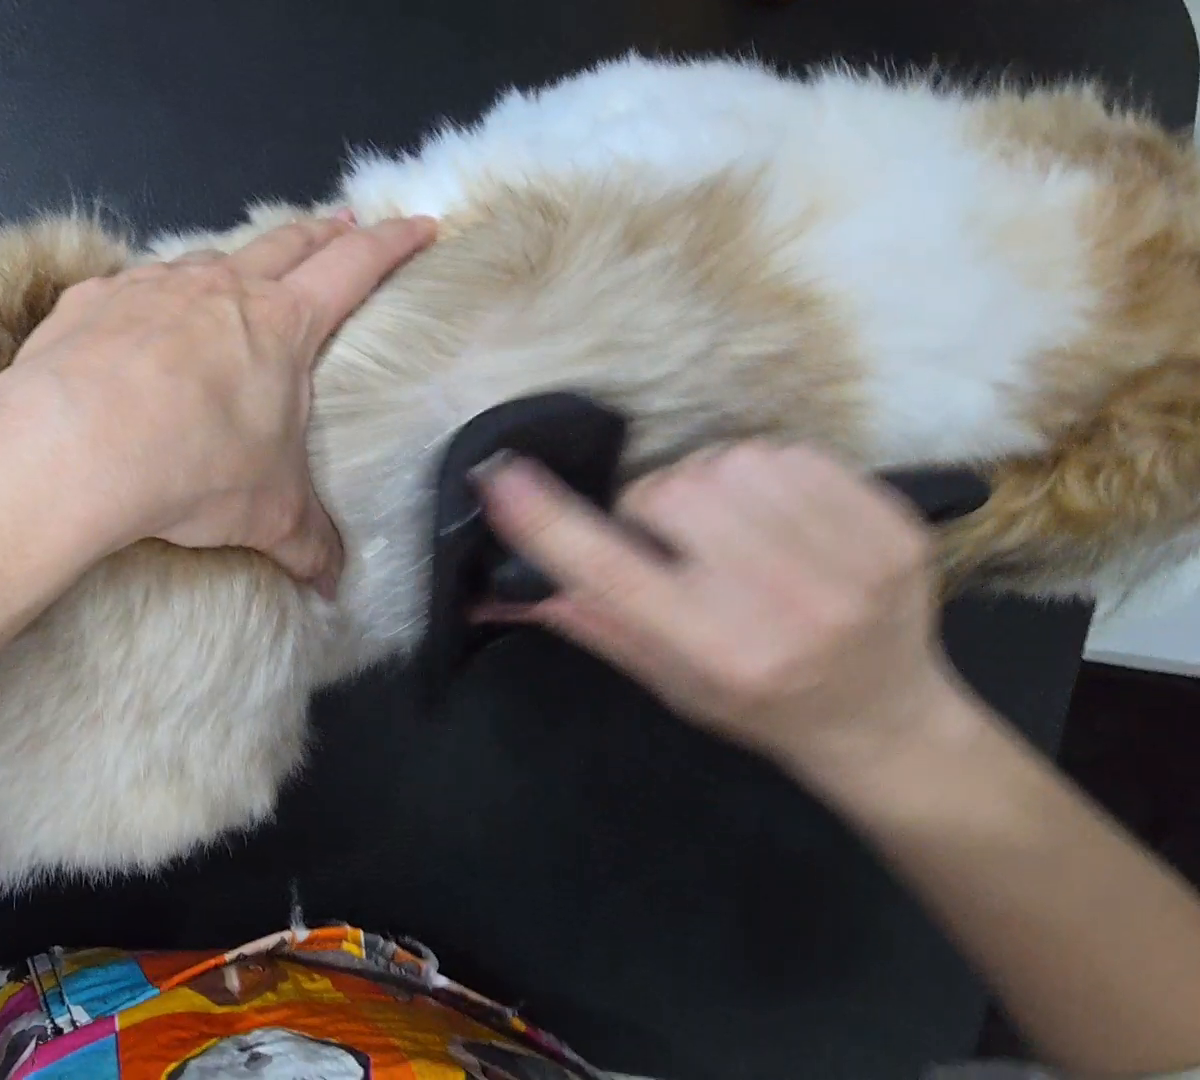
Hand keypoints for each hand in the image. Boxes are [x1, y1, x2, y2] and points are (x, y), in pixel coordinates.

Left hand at [0, 213, 436, 594]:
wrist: (74, 444)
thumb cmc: (193, 469)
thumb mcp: (267, 514)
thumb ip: (307, 544)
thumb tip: (332, 583)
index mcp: (282, 325)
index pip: (354, 268)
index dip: (393, 245)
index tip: (419, 227)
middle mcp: (220, 290)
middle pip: (286, 242)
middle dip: (322, 232)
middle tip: (344, 224)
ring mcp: (153, 288)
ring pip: (207, 257)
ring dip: (234, 262)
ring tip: (241, 276)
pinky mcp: (92, 302)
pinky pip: (132, 289)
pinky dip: (151, 299)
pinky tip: (141, 323)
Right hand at [475, 442, 975, 775]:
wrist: (885, 720)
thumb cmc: (753, 706)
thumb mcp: (658, 677)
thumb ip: (583, 619)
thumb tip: (494, 594)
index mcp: (715, 652)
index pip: (609, 571)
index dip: (548, 520)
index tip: (500, 477)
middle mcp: (782, 606)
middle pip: (669, 492)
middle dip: (648, 504)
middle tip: (666, 537)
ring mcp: (849, 562)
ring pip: (727, 462)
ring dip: (704, 483)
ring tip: (723, 524)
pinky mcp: (892, 526)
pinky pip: (790, 453)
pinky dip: (761, 472)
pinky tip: (771, 512)